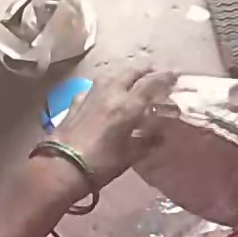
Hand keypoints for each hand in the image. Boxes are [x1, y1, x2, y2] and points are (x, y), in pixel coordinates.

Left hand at [49, 68, 175, 185]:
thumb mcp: (130, 155)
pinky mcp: (76, 100)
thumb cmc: (101, 164)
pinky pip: (95, 87)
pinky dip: (106, 86)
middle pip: (131, 72)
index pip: (151, 83)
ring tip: (132, 79)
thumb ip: (147, 141)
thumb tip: (160, 135)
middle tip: (155, 73)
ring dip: (126, 74)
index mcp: (128, 105)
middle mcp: (111, 92)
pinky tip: (105, 93)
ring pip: (113, 75)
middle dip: (146, 70)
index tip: (175, 74)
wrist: (62, 166)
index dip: (165, 77)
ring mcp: (91, 94)